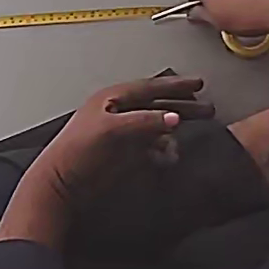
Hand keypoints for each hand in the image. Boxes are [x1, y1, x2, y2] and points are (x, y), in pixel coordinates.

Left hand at [0, 76, 213, 246]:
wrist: (62, 183)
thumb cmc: (77, 150)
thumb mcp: (112, 129)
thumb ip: (144, 121)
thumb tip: (175, 117)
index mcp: (111, 99)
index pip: (150, 88)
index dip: (175, 86)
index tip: (198, 85)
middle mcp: (117, 113)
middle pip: (156, 104)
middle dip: (182, 105)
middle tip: (206, 107)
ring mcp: (120, 133)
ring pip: (155, 126)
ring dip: (173, 129)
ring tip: (195, 130)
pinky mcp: (121, 154)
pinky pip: (149, 147)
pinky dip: (163, 148)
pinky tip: (171, 154)